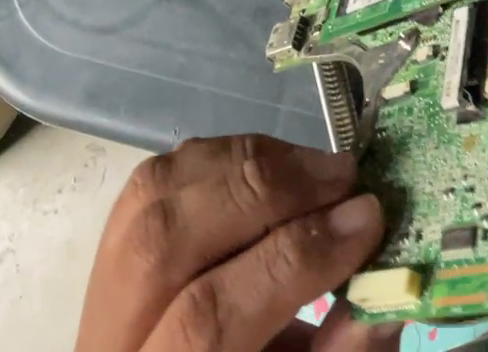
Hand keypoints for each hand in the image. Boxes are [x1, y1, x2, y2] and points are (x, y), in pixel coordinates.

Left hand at [75, 134, 401, 351]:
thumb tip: (390, 280)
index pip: (206, 319)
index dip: (295, 258)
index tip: (368, 216)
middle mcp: (108, 339)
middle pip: (166, 242)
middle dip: (268, 192)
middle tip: (344, 175)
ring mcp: (97, 286)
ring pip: (154, 194)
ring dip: (247, 162)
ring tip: (316, 166)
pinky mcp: (109, 241)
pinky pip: (156, 177)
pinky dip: (221, 155)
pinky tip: (273, 163)